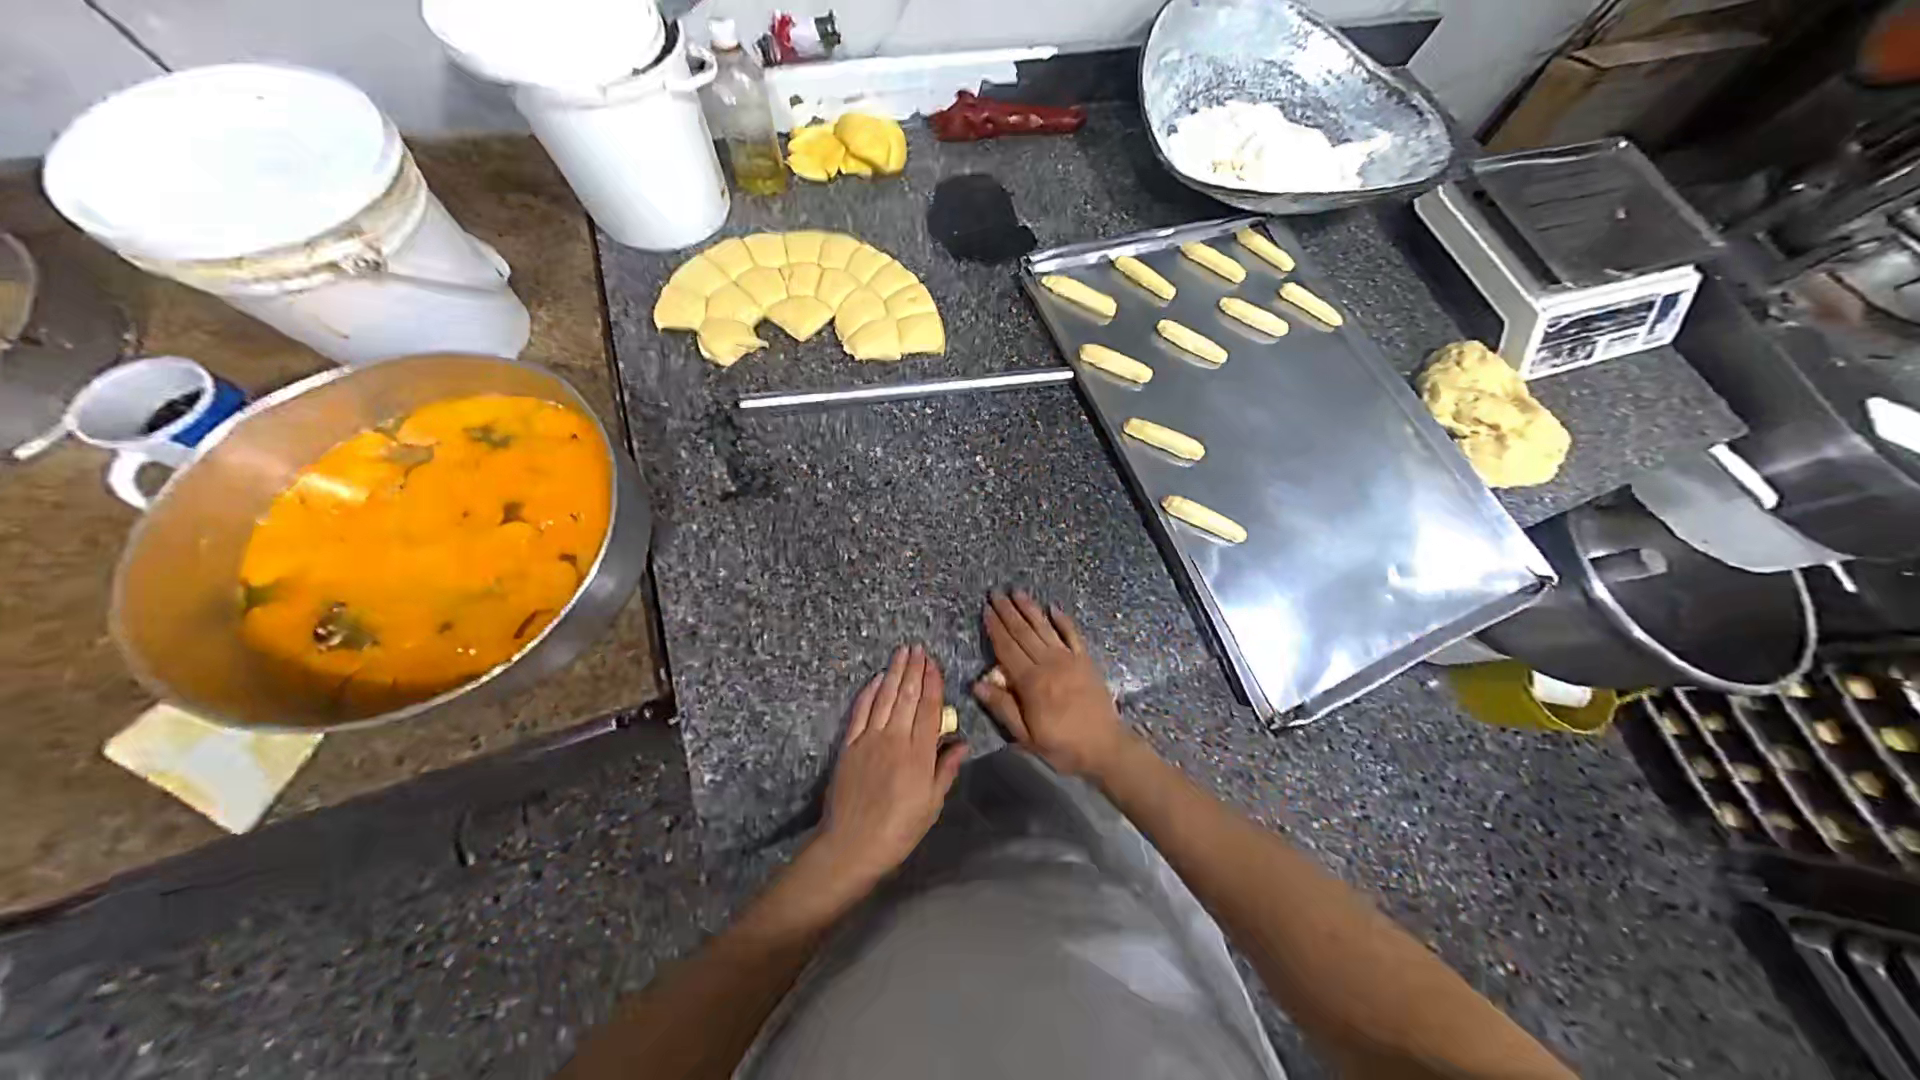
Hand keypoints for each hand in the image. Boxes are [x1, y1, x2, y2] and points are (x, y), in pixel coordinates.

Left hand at [813, 645, 968, 890]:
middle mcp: (895, 739)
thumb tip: (962, 743)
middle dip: (914, 670)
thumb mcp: (932, 804)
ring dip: (895, 673)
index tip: (935, 664)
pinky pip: (861, 711)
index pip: (930, 709)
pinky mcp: (850, 745)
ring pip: (886, 697)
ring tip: (902, 652)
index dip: (933, 683)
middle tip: (918, 648)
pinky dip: (870, 692)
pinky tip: (878, 678)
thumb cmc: (899, 830)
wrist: (852, 844)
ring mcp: (870, 739)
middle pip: (908, 697)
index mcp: (919, 755)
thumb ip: (946, 770)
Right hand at [973, 590, 1130, 779]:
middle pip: (1024, 633)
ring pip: (1045, 628)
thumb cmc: (1062, 746)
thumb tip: (977, 684)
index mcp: (1031, 682)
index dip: (995, 629)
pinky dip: (1063, 621)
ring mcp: (1070, 660)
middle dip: (1008, 612)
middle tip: (995, 594)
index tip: (985, 610)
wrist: (1106, 748)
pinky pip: (1073, 635)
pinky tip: (1053, 608)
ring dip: (1030, 609)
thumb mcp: (1026, 736)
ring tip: (1017, 592)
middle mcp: (1049, 664)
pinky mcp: (1086, 661)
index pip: (1007, 649)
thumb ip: (1002, 707)